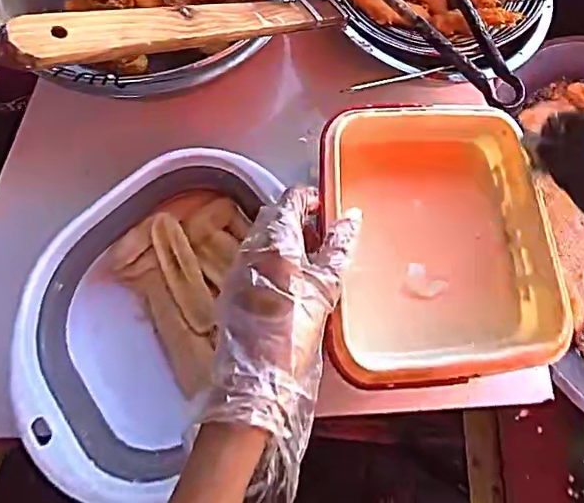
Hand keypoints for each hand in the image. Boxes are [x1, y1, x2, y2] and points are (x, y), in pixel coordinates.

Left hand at [200, 186, 359, 501]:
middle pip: (275, 216)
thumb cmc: (292, 332)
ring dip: (287, 240)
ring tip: (312, 262)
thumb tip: (351, 218)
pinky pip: (255, 262)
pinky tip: (291, 284)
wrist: (255, 385)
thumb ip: (337, 248)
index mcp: (274, 240)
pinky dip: (274, 261)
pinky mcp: (232, 292)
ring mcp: (238, 269)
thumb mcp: (324, 287)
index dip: (310, 198)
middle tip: (324, 237)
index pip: (290, 199)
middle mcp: (250, 247)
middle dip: (299, 219)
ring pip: (264, 239)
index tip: (327, 209)